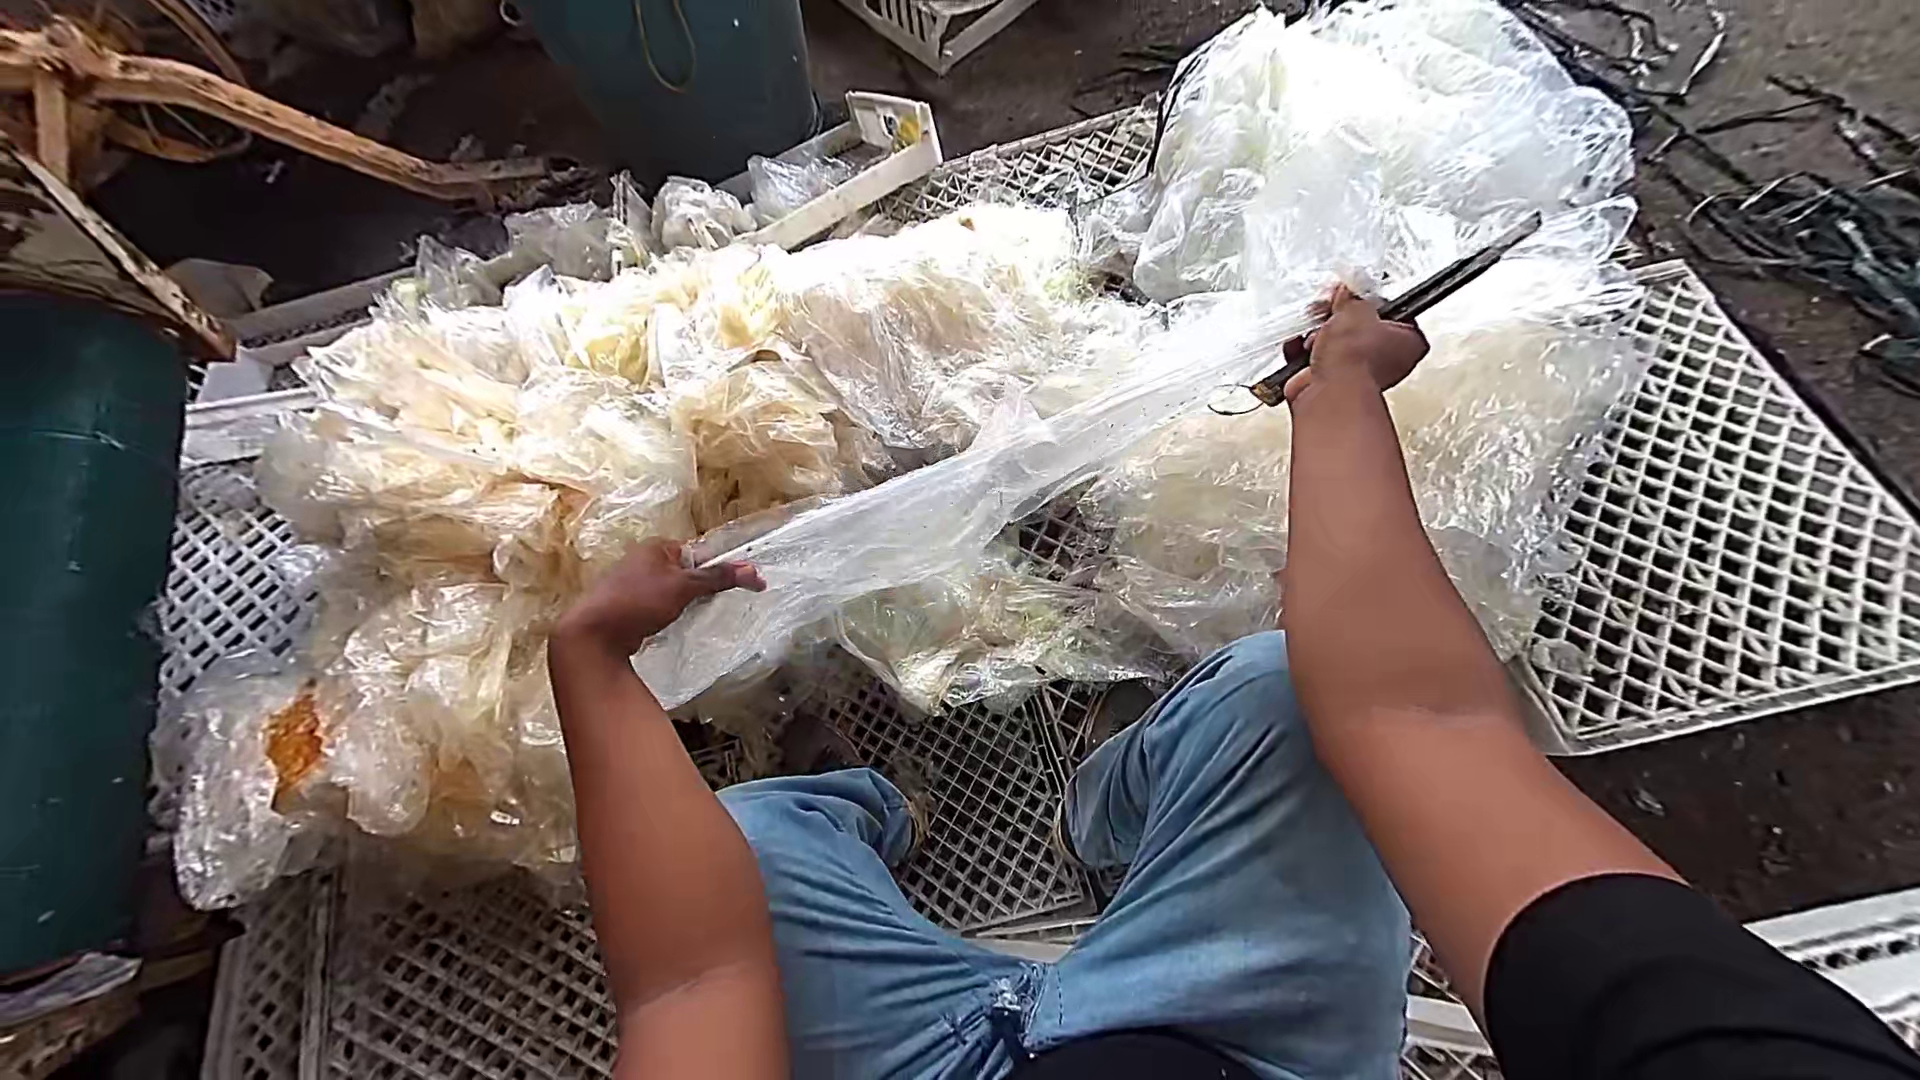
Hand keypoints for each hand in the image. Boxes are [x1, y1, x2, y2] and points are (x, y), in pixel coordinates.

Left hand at [553, 539, 765, 656]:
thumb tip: (756, 572)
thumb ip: (719, 577)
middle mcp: (642, 560)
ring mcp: (632, 584)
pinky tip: (670, 623)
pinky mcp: (627, 606)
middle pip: (687, 571)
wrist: (592, 637)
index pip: (698, 552)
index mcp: (655, 547)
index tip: (732, 585)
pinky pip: (659, 604)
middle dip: (701, 586)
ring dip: (685, 601)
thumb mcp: (684, 587)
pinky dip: (669, 612)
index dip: (717, 567)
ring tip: (690, 614)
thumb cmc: (638, 602)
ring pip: (673, 589)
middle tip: (711, 602)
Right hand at [1282, 284, 1428, 400]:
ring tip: (1313, 333)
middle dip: (1336, 319)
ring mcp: (1355, 374)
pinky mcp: (1328, 384)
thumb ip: (1353, 297)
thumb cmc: (1355, 358)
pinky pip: (1312, 361)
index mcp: (1409, 341)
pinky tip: (1298, 345)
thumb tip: (1348, 289)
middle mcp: (1386, 361)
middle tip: (1327, 311)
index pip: (1390, 312)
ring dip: (1317, 336)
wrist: (1328, 390)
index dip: (1367, 301)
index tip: (1351, 295)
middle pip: (1358, 328)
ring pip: (1333, 344)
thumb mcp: (1357, 309)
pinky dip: (1301, 353)